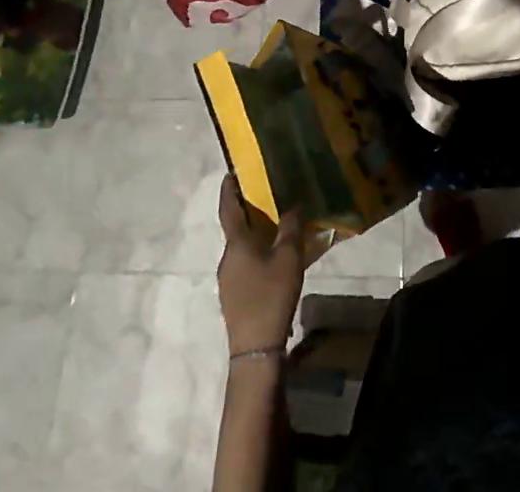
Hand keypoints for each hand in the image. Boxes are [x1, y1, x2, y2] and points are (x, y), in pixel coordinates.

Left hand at [216, 175, 305, 354]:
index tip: (230, 174)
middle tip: (266, 197)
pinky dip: (256, 253)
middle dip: (248, 212)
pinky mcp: (234, 295)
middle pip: (236, 228)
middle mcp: (227, 257)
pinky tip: (274, 261)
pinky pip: (245, 264)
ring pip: (241, 248)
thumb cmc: (271, 295)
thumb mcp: (288, 258)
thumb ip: (290, 228)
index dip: (228, 190)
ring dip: (255, 235)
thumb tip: (291, 205)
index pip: (228, 209)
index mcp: (237, 244)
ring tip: (276, 227)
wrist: (255, 347)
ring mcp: (228, 278)